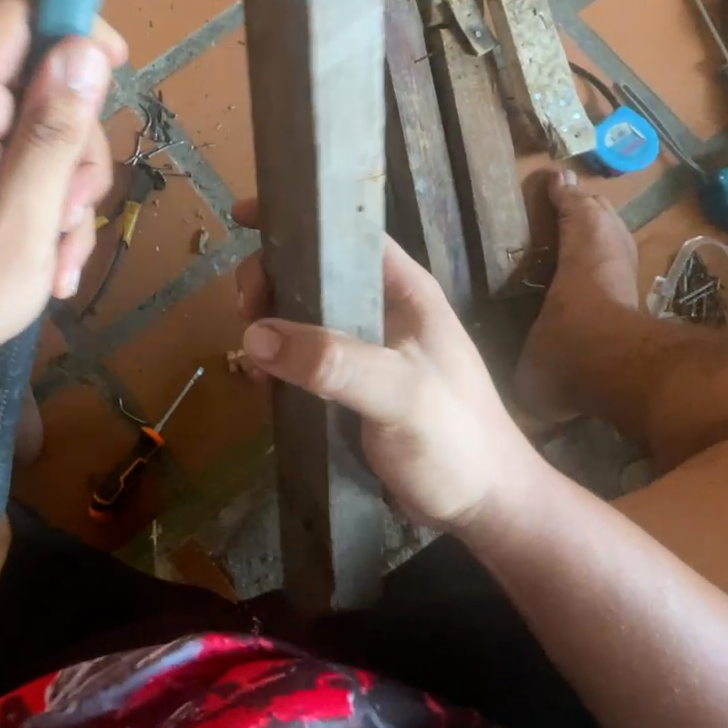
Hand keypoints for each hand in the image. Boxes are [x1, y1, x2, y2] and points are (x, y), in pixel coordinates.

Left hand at [0, 0, 125, 372]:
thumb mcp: (21, 223)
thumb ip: (53, 135)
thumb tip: (86, 50)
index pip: (14, 12)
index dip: (71, 21)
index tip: (117, 65)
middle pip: (42, 82)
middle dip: (78, 144)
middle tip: (74, 209)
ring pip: (43, 133)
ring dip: (67, 191)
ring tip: (59, 258)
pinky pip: (23, 169)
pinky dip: (46, 211)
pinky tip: (49, 264)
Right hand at [234, 200, 545, 532]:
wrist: (483, 508)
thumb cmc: (457, 442)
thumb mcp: (400, 395)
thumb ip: (334, 362)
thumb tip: (255, 336)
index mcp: (403, 291)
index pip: (346, 233)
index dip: (297, 219)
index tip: (245, 218)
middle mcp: (380, 309)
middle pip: (310, 270)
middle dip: (269, 279)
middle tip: (244, 310)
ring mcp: (363, 347)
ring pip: (299, 313)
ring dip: (266, 323)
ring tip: (250, 353)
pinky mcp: (348, 384)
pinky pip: (299, 357)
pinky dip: (274, 361)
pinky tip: (262, 382)